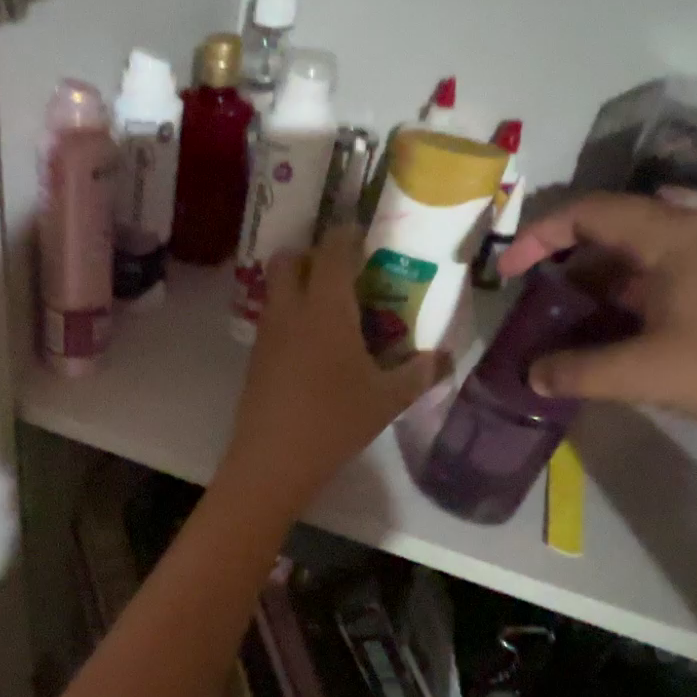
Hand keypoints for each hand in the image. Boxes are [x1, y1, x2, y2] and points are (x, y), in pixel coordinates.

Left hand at [222, 227, 448, 510]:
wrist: (271, 461)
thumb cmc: (334, 422)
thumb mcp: (388, 399)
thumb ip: (419, 373)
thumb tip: (442, 358)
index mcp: (325, 308)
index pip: (332, 250)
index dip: (348, 236)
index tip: (367, 239)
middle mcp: (290, 311)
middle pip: (288, 259)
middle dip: (313, 255)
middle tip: (344, 273)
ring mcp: (266, 334)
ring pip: (276, 290)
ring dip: (299, 287)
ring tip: (333, 311)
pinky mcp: (254, 359)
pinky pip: (272, 321)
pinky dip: (290, 318)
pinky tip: (314, 346)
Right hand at [500, 194, 696, 444]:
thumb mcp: (649, 374)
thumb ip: (579, 372)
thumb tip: (532, 374)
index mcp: (680, 236)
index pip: (592, 211)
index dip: (539, 235)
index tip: (508, 273)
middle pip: (624, 231)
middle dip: (573, 266)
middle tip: (545, 308)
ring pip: (660, 255)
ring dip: (613, 285)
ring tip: (588, 328)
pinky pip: (691, 273)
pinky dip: (651, 295)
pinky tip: (648, 336)